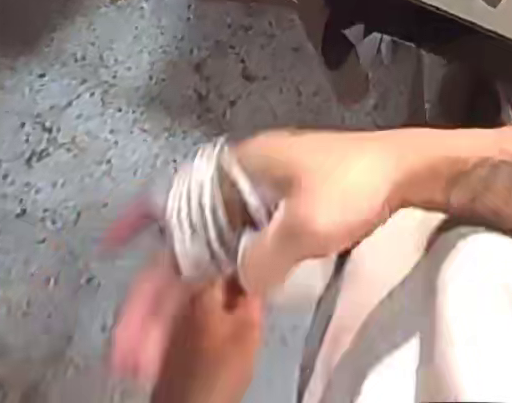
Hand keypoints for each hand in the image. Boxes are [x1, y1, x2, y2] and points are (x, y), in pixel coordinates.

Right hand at [106, 130, 406, 385]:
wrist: (398, 169)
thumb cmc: (350, 186)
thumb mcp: (302, 228)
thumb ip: (260, 260)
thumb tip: (239, 280)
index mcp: (241, 167)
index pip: (179, 193)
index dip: (141, 218)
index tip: (112, 244)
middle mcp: (244, 177)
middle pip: (189, 232)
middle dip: (157, 286)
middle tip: (131, 343)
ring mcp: (263, 194)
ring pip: (210, 243)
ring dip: (184, 287)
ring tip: (156, 340)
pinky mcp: (282, 209)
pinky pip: (237, 242)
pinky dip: (217, 273)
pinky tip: (209, 297)